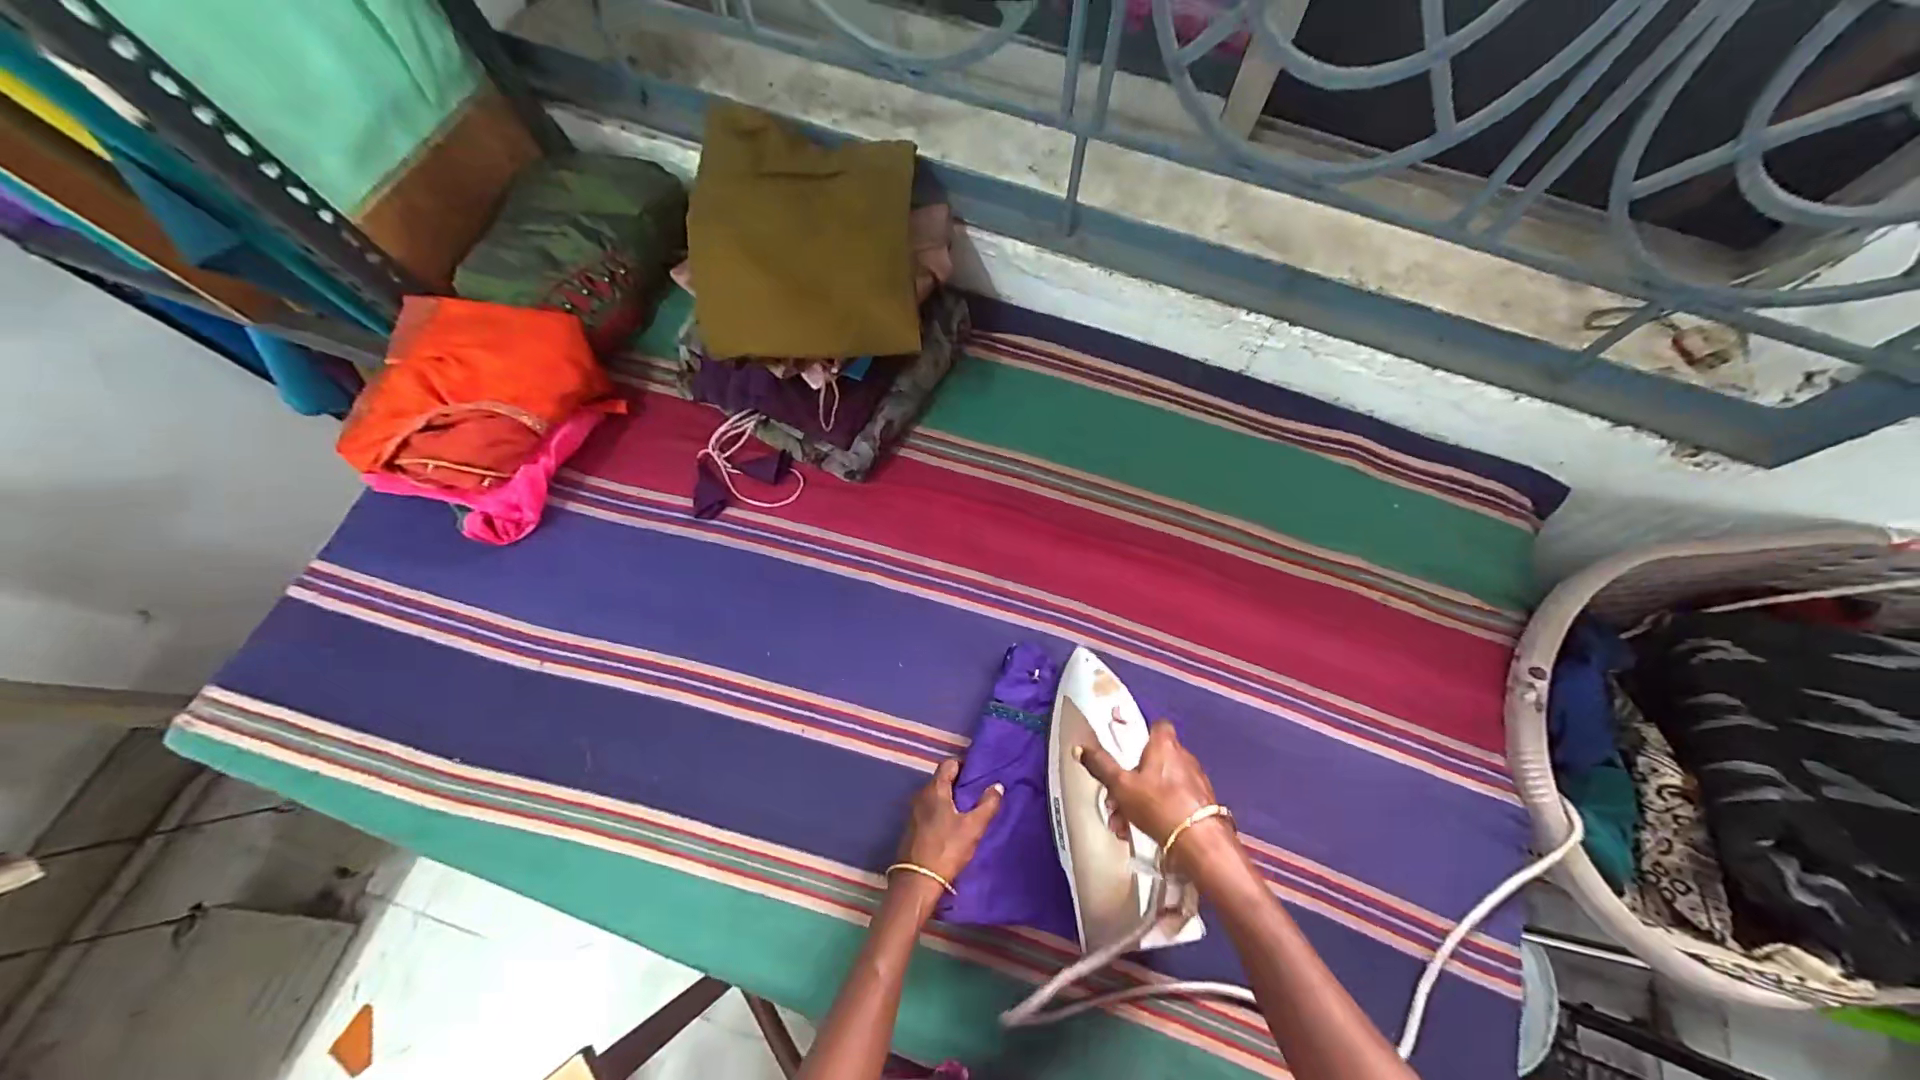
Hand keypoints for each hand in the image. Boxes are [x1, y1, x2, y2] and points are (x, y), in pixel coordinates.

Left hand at [895, 759, 1002, 887]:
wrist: (918, 880)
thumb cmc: (947, 848)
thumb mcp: (973, 827)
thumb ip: (987, 804)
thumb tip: (997, 785)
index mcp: (934, 789)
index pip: (948, 764)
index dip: (964, 765)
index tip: (978, 773)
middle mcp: (921, 795)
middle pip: (941, 779)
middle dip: (959, 782)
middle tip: (978, 791)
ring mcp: (914, 812)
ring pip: (936, 796)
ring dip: (951, 798)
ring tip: (969, 807)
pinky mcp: (913, 827)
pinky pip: (930, 810)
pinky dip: (942, 810)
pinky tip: (953, 823)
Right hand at [1076, 720, 1226, 866]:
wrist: (1200, 843)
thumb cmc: (1158, 804)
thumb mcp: (1120, 785)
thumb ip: (1101, 766)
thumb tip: (1080, 748)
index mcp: (1165, 745)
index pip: (1158, 725)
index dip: (1142, 734)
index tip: (1127, 749)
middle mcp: (1184, 757)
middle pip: (1153, 759)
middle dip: (1131, 779)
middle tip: (1116, 799)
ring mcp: (1195, 781)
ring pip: (1161, 783)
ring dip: (1140, 800)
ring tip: (1124, 824)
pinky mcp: (1202, 804)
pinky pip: (1174, 800)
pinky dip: (1158, 811)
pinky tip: (1143, 831)